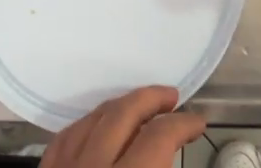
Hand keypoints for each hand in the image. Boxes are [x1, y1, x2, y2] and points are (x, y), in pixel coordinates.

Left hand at [40, 87, 206, 167]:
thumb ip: (161, 167)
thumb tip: (172, 149)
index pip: (158, 137)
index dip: (183, 125)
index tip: (196, 122)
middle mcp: (92, 166)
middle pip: (122, 115)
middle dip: (150, 99)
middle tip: (171, 98)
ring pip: (91, 121)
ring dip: (119, 108)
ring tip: (139, 106)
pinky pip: (64, 139)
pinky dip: (85, 126)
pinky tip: (96, 126)